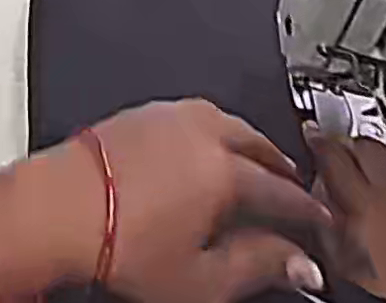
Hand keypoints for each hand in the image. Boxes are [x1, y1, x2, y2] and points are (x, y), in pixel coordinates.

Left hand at [0, 100, 329, 302]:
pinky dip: (217, 128)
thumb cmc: (123, 239)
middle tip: (296, 185)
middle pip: (257, 143)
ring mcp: (172, 115)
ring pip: (228, 120)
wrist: (66, 203)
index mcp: (223, 169)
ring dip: (249, 141)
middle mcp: (202, 131)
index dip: (306, 209)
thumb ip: (257, 263)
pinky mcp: (148, 110)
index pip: (281, 189)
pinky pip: (197, 112)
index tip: (319, 220)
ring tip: (257, 162)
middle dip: (281, 165)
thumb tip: (296, 262)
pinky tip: (211, 144)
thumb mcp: (202, 275)